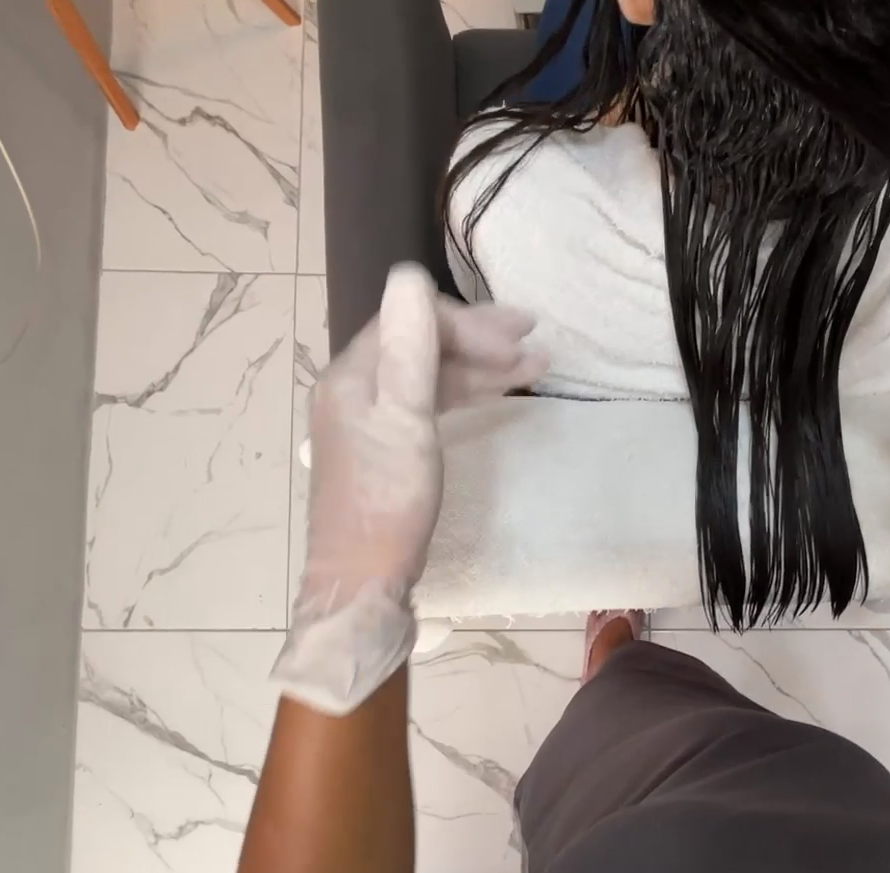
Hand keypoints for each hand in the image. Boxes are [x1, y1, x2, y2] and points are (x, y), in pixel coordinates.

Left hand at [273, 265, 541, 714]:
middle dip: (480, 337)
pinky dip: (466, 394)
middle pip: (422, 343)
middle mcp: (357, 389)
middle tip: (535, 333)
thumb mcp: (405, 421)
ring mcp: (371, 421)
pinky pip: (431, 404)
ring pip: (431, 375)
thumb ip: (411, 349)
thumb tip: (411, 275)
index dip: (468, 324)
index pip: (412, 322)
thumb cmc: (388, 503)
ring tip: (535, 366)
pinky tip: (496, 396)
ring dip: (482, 366)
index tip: (519, 342)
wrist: (364, 580)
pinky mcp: (388, 449)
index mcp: (355, 376)